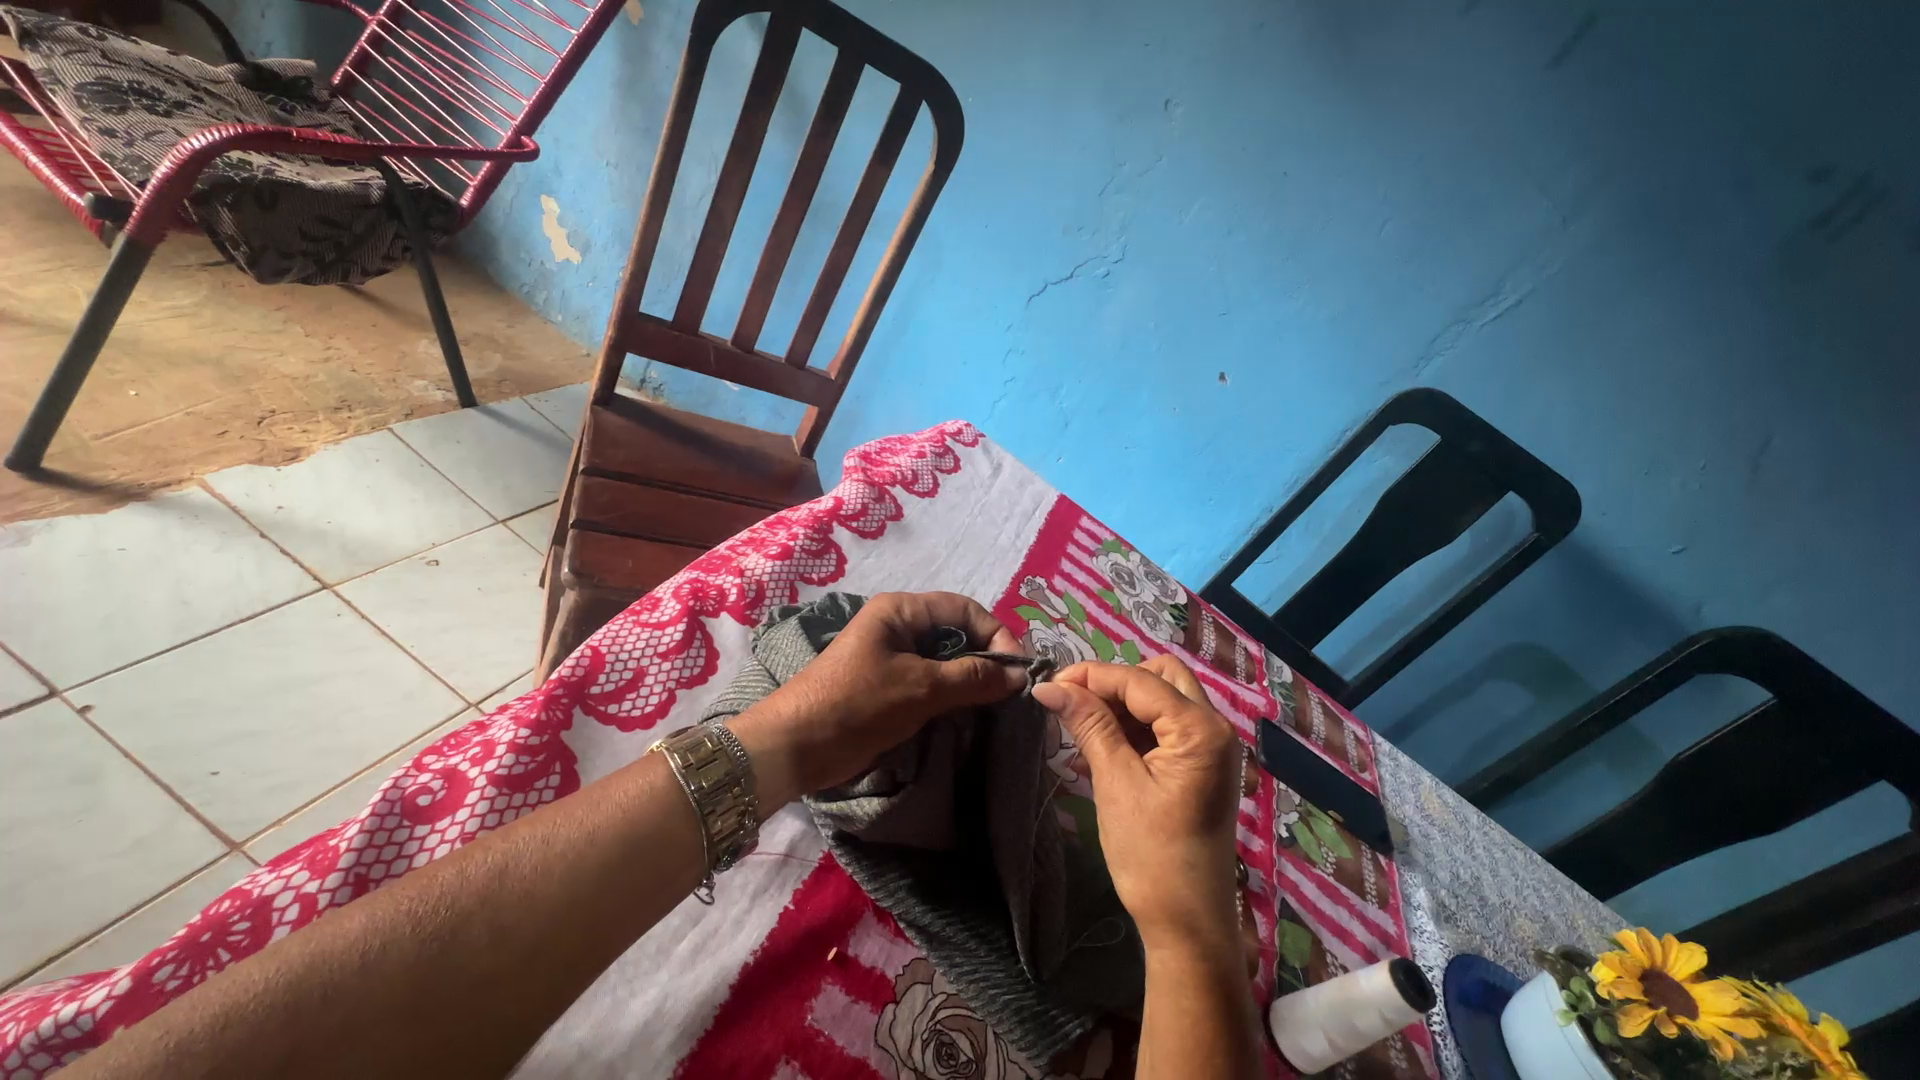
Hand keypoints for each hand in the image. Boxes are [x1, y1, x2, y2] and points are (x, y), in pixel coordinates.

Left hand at [730, 592, 1026, 806]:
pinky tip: (970, 712)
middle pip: (956, 632)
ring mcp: (891, 656)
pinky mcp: (888, 686)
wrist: (795, 747)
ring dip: (971, 678)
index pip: (964, 609)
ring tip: (998, 704)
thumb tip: (1018, 676)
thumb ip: (972, 677)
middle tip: (1012, 690)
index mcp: (901, 610)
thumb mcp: (921, 688)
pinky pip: (931, 681)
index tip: (1018, 671)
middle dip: (987, 657)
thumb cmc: (858, 705)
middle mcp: (898, 626)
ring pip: (945, 659)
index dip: (996, 634)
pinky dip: (953, 693)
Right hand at [1032, 657, 1243, 956]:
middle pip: (1160, 677)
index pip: (1138, 680)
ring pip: (1163, 699)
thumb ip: (1088, 724)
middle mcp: (1215, 728)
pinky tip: (1099, 748)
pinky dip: (1134, 728)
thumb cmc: (1151, 855)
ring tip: (1081, 729)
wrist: (1187, 923)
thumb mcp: (1115, 783)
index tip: (1047, 685)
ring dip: (1122, 705)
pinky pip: (1166, 728)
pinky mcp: (1201, 766)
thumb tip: (1049, 686)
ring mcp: (1211, 748)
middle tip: (1072, 704)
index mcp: (1200, 729)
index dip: (1091, 676)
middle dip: (1113, 684)